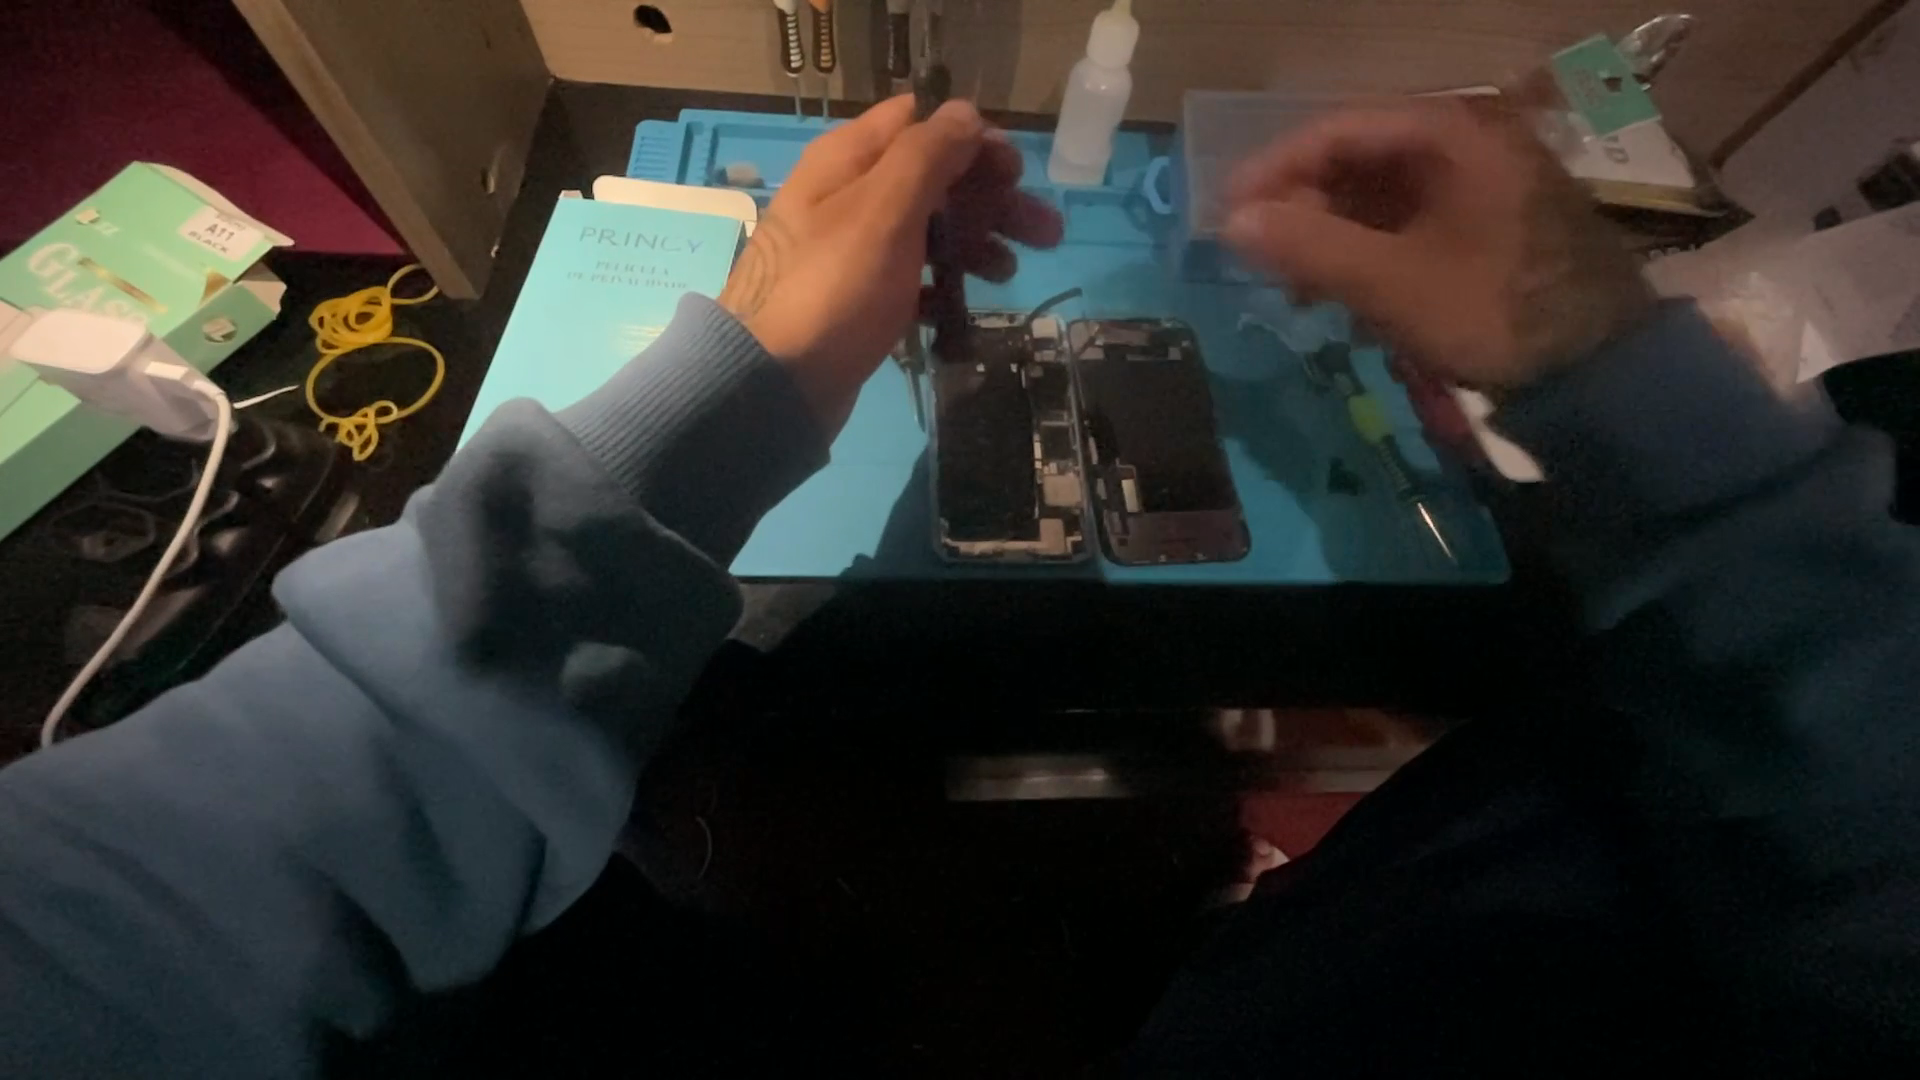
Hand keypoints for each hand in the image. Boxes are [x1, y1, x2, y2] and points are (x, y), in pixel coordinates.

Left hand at [718, 96, 1063, 433]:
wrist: (778, 382)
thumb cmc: (835, 289)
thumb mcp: (884, 210)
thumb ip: (927, 155)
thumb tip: (968, 116)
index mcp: (850, 160)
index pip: (922, 124)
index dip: (973, 142)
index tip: (1016, 174)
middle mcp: (850, 197)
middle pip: (933, 181)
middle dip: (990, 201)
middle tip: (1045, 234)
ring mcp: (853, 252)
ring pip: (926, 232)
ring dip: (972, 245)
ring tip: (1008, 273)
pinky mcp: (859, 300)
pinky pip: (910, 280)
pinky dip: (940, 287)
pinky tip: (964, 307)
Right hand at [1223, 99, 1653, 390]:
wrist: (1590, 366)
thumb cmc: (1489, 311)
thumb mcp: (1390, 282)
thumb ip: (1308, 248)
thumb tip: (1230, 224)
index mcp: (1452, 134)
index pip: (1340, 130)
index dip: (1274, 169)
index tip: (1225, 211)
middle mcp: (1462, 143)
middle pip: (1353, 160)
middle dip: (1298, 208)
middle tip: (1258, 257)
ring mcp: (1469, 184)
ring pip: (1369, 196)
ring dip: (1322, 236)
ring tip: (1290, 285)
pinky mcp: (1470, 225)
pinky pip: (1393, 225)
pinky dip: (1354, 253)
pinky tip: (1331, 292)